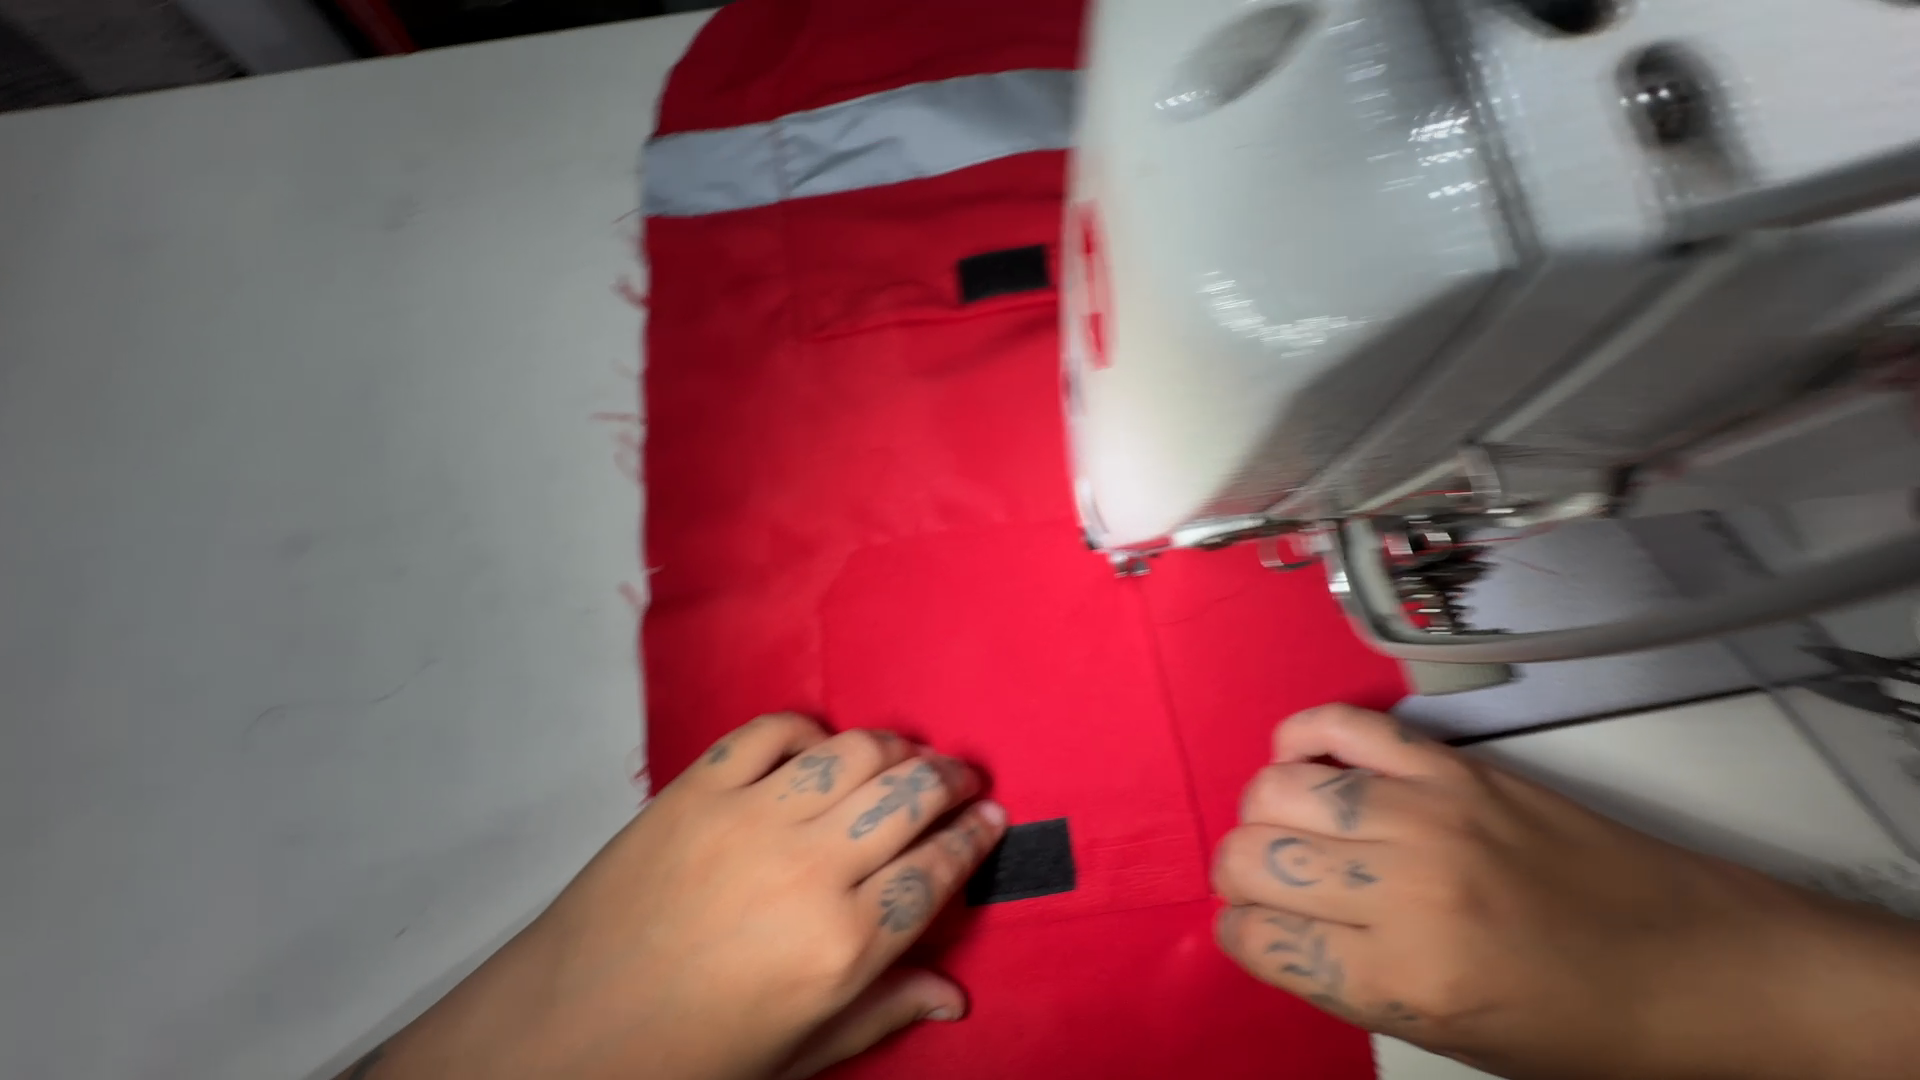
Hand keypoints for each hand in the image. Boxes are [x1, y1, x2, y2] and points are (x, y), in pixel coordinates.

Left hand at [351, 713, 1006, 1079]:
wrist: (555, 1041)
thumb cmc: (683, 1063)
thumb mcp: (796, 1058)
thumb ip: (883, 1011)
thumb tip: (957, 995)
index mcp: (839, 948)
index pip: (938, 872)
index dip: (977, 838)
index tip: (995, 816)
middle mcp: (806, 871)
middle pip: (910, 798)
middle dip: (952, 780)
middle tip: (964, 778)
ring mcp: (748, 819)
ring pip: (854, 753)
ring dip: (896, 747)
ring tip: (909, 755)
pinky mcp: (696, 788)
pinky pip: (771, 732)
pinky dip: (807, 730)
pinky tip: (820, 748)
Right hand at [1211, 705, 1919, 1079]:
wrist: (1713, 969)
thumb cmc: (1583, 1032)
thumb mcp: (1455, 1040)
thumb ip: (1346, 979)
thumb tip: (1267, 926)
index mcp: (1406, 981)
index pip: (1258, 939)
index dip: (1240, 935)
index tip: (1255, 931)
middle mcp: (1403, 889)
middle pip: (1250, 857)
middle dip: (1235, 874)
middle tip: (1259, 882)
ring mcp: (1427, 811)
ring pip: (1277, 788)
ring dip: (1257, 811)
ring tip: (1280, 825)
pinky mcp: (1451, 763)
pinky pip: (1338, 724)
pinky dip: (1299, 737)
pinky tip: (1302, 762)